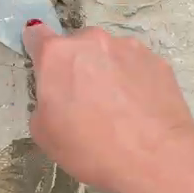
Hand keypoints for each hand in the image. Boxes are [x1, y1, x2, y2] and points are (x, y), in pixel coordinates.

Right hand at [21, 22, 193, 192]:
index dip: (36, 48)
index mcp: (57, 55)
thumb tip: (58, 97)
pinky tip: (138, 110)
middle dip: (76, 66)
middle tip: (83, 101)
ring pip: (108, 55)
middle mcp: (92, 41)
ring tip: (117, 109)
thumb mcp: (44, 134)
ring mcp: (128, 47)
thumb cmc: (91, 147)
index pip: (36, 34)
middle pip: (76, 47)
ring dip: (106, 72)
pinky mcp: (157, 61)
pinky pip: (135, 66)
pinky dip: (133, 81)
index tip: (43, 64)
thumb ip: (43, 103)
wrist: (156, 157)